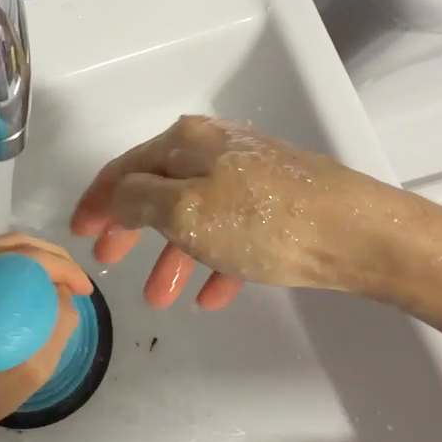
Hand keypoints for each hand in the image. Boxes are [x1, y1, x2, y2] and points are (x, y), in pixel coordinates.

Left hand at [0, 233, 94, 440]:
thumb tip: (64, 290)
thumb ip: (58, 322)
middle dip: (50, 256)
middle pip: (9, 243)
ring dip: (28, 256)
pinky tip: (24, 284)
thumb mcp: (34, 367)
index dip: (65, 267)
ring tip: (54, 279)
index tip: (85, 289)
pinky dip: (5, 265)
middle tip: (74, 280)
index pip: (26, 256)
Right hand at [70, 115, 413, 308]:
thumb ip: (138, 200)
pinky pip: (231, 234)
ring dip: (171, 257)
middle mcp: (217, 151)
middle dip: (130, 229)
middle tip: (107, 260)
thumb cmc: (263, 222)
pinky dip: (214, 262)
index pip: (125, 168)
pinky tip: (211, 296)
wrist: (362, 236)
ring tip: (159, 298)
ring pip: (194, 217)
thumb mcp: (183, 211)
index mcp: (187, 143)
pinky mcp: (280, 204)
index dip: (97, 201)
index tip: (78, 232)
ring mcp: (251, 176)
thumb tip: (119, 194)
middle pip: (157, 190)